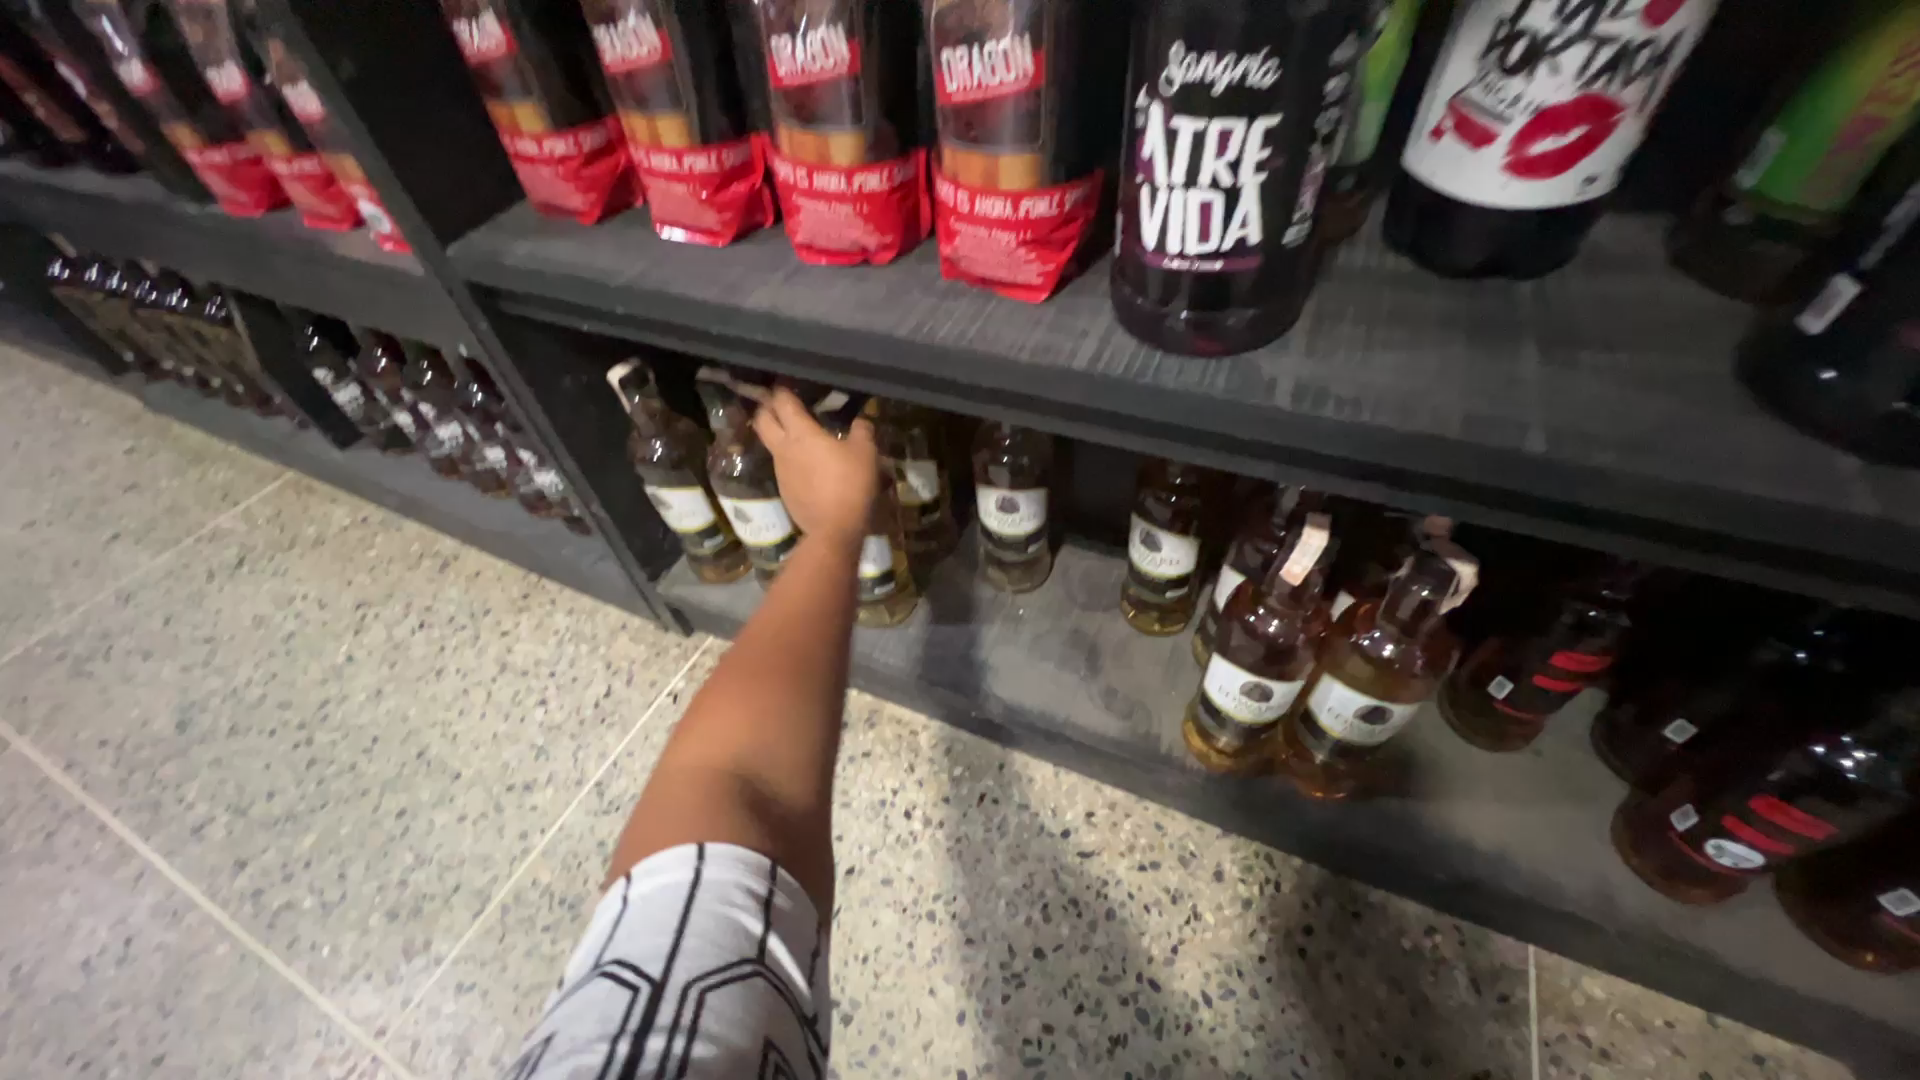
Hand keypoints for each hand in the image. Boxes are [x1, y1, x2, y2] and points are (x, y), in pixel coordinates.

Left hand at [753, 387, 877, 546]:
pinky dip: (790, 459)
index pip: (783, 402)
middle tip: (778, 403)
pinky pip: (782, 466)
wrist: (834, 528)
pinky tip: (806, 464)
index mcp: (801, 433)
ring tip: (795, 433)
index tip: (786, 382)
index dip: (782, 389)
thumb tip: (861, 421)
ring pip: (770, 444)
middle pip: (763, 420)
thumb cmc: (850, 484)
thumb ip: (862, 431)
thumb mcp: (865, 453)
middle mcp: (783, 448)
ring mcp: (780, 471)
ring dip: (777, 434)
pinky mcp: (784, 490)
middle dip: (767, 408)